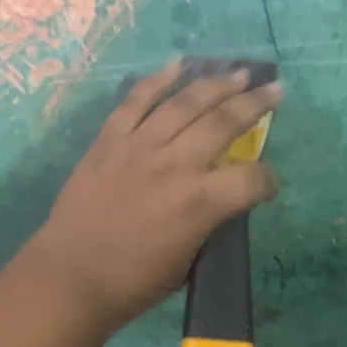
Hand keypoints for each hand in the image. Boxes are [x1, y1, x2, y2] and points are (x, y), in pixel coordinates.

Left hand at [27, 60, 282, 326]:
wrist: (70, 277)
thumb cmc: (133, 282)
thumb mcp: (189, 260)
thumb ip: (209, 221)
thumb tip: (222, 197)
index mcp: (198, 203)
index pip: (250, 178)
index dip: (268, 180)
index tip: (269, 184)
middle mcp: (173, 166)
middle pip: (223, 123)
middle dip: (256, 104)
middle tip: (276, 90)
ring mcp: (138, 147)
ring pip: (184, 103)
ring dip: (217, 84)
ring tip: (240, 73)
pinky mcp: (109, 140)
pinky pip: (136, 101)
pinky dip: (158, 80)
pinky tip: (179, 64)